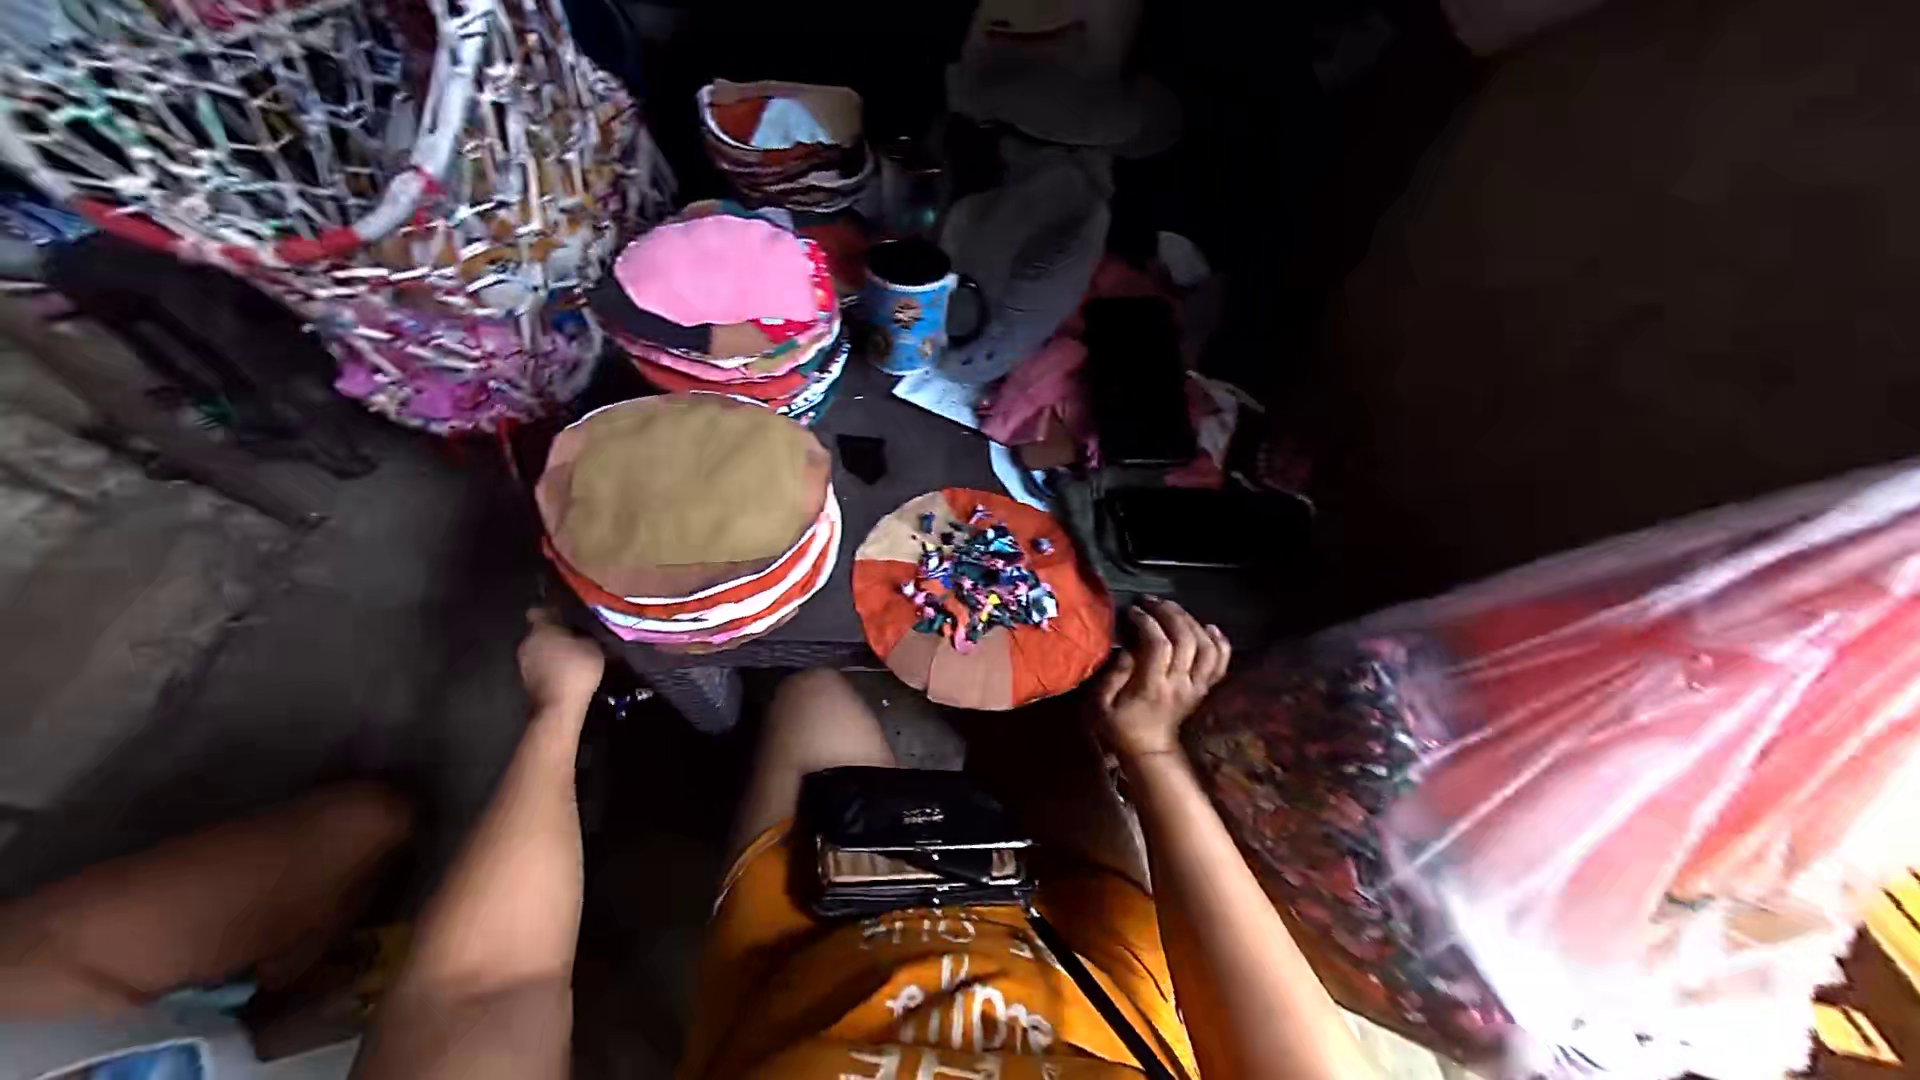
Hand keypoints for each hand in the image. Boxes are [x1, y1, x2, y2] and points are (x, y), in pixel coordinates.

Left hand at [518, 608, 605, 716]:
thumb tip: (581, 632)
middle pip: (539, 630)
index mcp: (541, 629)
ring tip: (570, 652)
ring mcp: (523, 661)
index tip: (564, 609)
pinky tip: (564, 668)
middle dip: (553, 630)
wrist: (558, 706)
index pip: (539, 609)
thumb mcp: (594, 646)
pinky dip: (549, 662)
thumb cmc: (577, 670)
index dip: (551, 607)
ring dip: (550, 648)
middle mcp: (526, 642)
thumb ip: (584, 634)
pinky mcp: (525, 678)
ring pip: (538, 647)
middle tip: (573, 633)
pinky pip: (538, 662)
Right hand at [1093, 598, 1231, 759]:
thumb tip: (1127, 649)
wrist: (1149, 751)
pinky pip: (1221, 663)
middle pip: (1186, 640)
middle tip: (1152, 601)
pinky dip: (1219, 642)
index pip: (1159, 646)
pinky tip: (1208, 626)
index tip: (1133, 611)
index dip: (1147, 622)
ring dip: (1191, 622)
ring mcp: (1196, 686)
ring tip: (1173, 609)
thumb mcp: (1102, 705)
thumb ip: (1113, 675)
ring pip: (1206, 647)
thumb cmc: (1120, 726)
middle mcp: (1180, 684)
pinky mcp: (1204, 688)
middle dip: (1170, 614)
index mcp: (1153, 687)